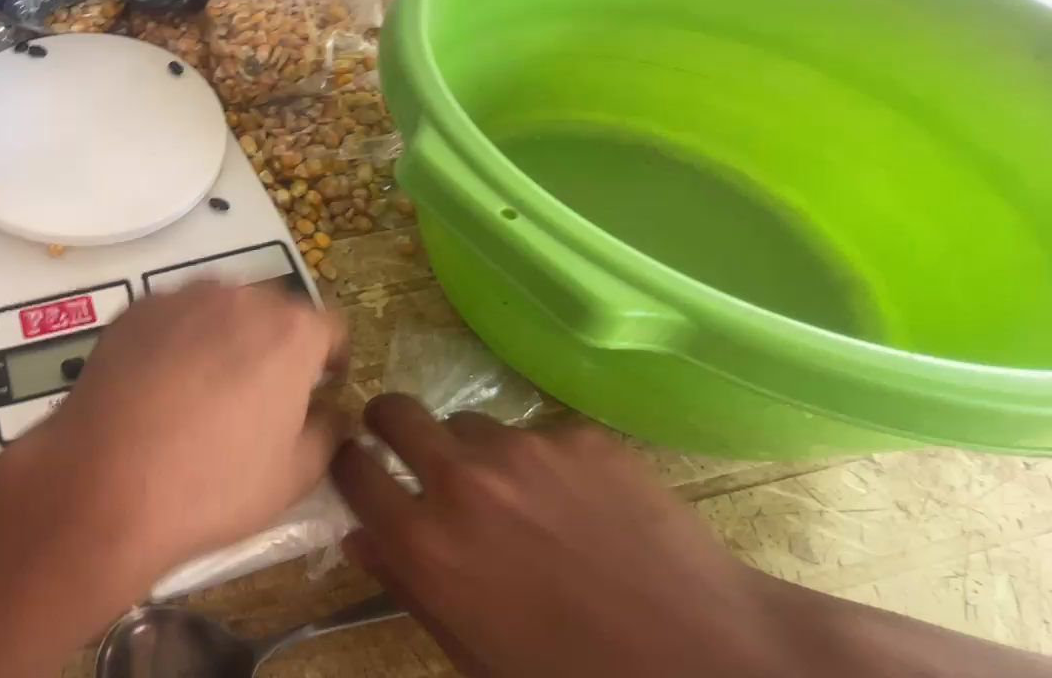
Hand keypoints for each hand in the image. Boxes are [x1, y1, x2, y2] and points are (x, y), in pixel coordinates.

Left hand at [24, 281, 346, 579]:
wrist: (104, 480)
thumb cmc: (211, 484)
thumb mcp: (295, 475)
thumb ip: (327, 430)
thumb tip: (328, 409)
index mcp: (288, 332)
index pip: (329, 326)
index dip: (331, 358)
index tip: (321, 387)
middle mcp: (237, 298)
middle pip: (272, 311)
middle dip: (277, 344)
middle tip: (262, 392)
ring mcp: (179, 298)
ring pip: (220, 307)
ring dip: (227, 335)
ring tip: (208, 385)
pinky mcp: (134, 310)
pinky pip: (173, 316)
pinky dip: (179, 338)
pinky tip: (161, 382)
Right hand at [330, 394, 795, 677]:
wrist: (714, 662)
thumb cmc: (574, 674)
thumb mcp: (473, 651)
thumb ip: (407, 587)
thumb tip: (358, 540)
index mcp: (426, 542)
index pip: (351, 469)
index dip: (349, 464)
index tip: (359, 467)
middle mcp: (461, 480)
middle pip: (394, 412)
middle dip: (390, 424)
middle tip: (408, 446)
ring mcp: (523, 450)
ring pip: (468, 422)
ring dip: (473, 449)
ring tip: (519, 495)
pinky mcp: (579, 436)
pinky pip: (538, 436)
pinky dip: (544, 462)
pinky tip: (583, 505)